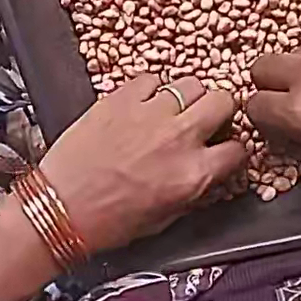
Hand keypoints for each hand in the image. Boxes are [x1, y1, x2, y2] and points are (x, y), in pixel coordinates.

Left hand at [40, 75, 245, 251]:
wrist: (60, 208)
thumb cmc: (109, 221)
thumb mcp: (165, 217)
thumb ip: (194, 188)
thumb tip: (207, 170)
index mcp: (193, 174)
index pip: (239, 148)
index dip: (233, 148)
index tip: (223, 148)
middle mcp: (179, 138)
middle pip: (223, 101)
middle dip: (218, 109)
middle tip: (203, 119)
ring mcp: (150, 114)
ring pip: (191, 83)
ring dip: (186, 96)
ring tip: (170, 110)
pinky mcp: (121, 98)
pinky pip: (150, 78)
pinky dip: (150, 89)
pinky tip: (141, 103)